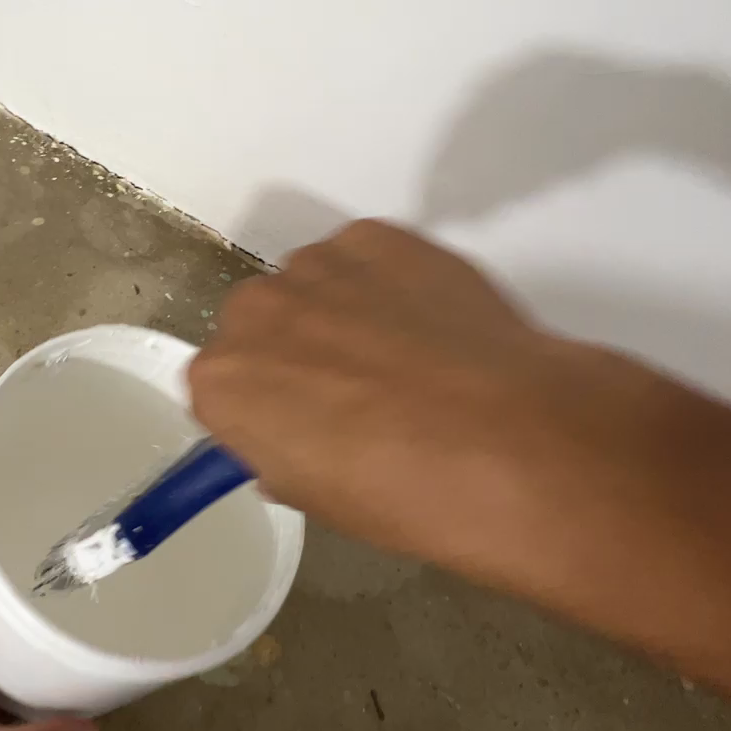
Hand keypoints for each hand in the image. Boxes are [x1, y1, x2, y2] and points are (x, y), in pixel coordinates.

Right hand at [189, 219, 650, 575]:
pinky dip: (385, 281)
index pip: (222, 387)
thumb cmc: (399, 493)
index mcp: (220, 381)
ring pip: (309, 286)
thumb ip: (277, 452)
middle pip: (257, 326)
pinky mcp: (376, 235)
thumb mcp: (314, 495)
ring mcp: (314, 265)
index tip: (303, 426)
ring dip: (337, 311)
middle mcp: (251, 311)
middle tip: (354, 389)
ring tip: (404, 354)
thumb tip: (295, 435)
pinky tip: (430, 323)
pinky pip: (362, 258)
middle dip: (292, 350)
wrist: (510, 443)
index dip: (264, 407)